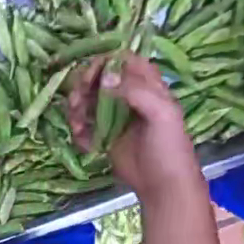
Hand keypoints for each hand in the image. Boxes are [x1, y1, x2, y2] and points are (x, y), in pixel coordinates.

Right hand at [65, 54, 201, 201]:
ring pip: (85, 100)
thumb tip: (104, 77)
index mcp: (147, 84)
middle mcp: (127, 95)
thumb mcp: (161, 113)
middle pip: (96, 78)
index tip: (90, 79)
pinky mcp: (102, 134)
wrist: (162, 184)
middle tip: (76, 104)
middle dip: (81, 88)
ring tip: (78, 127)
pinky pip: (82, 124)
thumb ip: (135, 91)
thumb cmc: (169, 146)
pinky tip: (83, 142)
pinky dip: (77, 131)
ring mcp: (113, 115)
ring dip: (75, 110)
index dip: (102, 64)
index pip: (120, 60)